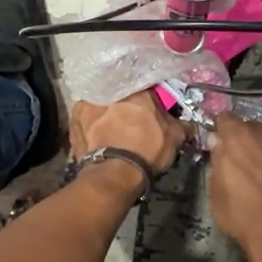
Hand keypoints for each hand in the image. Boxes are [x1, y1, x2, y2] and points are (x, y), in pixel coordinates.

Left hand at [69, 94, 185, 171]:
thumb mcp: (174, 138)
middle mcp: (110, 90)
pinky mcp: (73, 121)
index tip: (153, 111)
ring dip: (106, 113)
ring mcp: (87, 104)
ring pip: (101, 104)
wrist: (113, 173)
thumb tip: (188, 123)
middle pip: (121, 94)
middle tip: (131, 120)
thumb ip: (182, 125)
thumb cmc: (147, 150)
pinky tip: (97, 136)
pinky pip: (86, 119)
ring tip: (112, 129)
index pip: (148, 87)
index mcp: (137, 89)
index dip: (151, 100)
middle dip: (126, 105)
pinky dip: (91, 126)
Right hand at [208, 114, 261, 255]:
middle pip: (248, 126)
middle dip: (241, 137)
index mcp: (236, 136)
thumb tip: (218, 142)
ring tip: (256, 167)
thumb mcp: (215, 189)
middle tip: (236, 156)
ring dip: (260, 147)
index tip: (217, 141)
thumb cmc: (240, 212)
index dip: (219, 128)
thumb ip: (217, 160)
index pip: (224, 118)